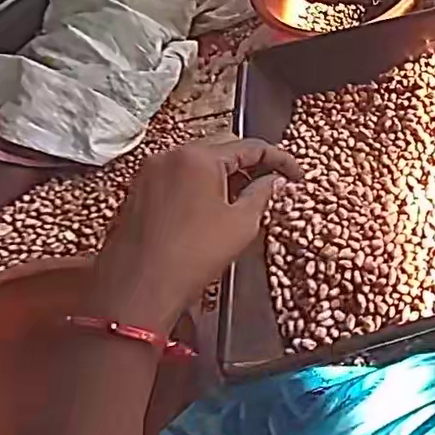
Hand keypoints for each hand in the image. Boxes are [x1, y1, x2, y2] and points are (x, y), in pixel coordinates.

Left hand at [87, 137, 303, 331]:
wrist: (138, 288)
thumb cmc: (194, 254)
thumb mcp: (242, 223)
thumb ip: (262, 194)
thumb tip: (274, 180)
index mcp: (199, 158)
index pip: (250, 147)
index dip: (280, 159)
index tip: (296, 175)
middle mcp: (171, 156)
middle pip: (223, 149)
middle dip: (253, 164)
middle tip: (276, 183)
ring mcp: (150, 172)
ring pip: (200, 163)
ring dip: (228, 175)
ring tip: (249, 197)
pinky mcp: (139, 191)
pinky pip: (180, 176)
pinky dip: (203, 185)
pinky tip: (217, 206)